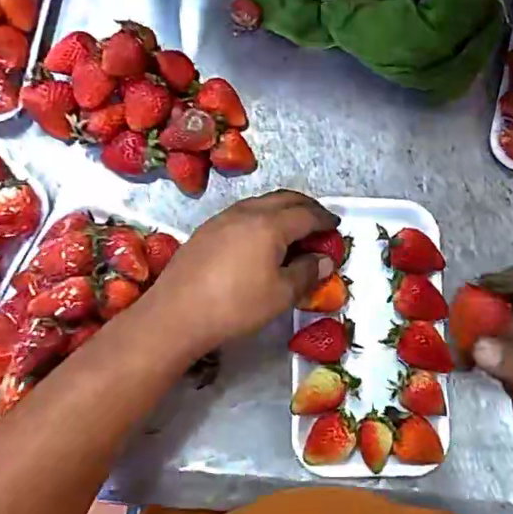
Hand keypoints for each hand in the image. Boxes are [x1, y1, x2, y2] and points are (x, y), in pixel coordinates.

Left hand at [135, 190, 337, 357]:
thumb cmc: (235, 306)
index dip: (324, 219)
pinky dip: (260, 218)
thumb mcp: (280, 295)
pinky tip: (259, 239)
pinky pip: (241, 214)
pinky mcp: (205, 231)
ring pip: (260, 204)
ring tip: (291, 228)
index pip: (306, 214)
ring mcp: (221, 219)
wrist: (176, 314)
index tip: (335, 225)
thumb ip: (306, 273)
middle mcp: (246, 213)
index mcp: (270, 224)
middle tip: (319, 220)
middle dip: (305, 206)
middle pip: (283, 199)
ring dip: (281, 210)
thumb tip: (323, 260)